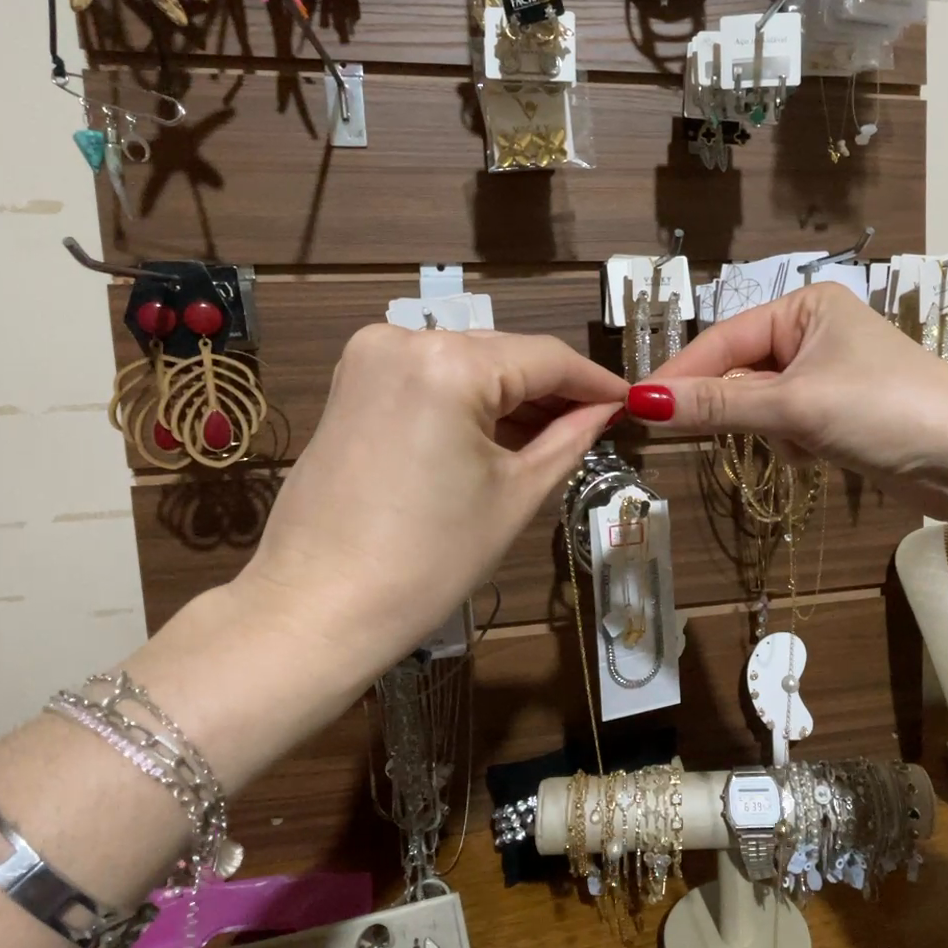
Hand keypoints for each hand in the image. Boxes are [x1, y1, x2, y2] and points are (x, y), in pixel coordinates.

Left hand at [239, 327, 625, 669]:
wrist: (317, 609)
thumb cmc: (428, 560)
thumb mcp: (515, 495)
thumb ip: (570, 438)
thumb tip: (604, 409)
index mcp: (449, 362)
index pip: (546, 358)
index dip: (594, 380)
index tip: (629, 400)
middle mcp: (403, 338)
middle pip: (504, 355)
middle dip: (552, 389)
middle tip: (598, 422)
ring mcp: (369, 358)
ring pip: (467, 364)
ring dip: (511, 395)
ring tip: (557, 434)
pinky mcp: (351, 384)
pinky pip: (431, 378)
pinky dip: (468, 401)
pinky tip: (501, 433)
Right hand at [624, 283, 947, 520]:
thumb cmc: (885, 411)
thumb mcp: (794, 405)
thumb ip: (717, 404)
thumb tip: (642, 401)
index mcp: (805, 307)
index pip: (723, 340)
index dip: (681, 375)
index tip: (636, 407)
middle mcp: (814, 333)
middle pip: (739, 372)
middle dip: (734, 407)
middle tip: (705, 433)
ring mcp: (828, 376)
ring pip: (761, 404)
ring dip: (770, 430)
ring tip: (803, 443)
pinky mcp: (840, 414)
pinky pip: (788, 425)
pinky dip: (793, 444)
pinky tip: (820, 455)